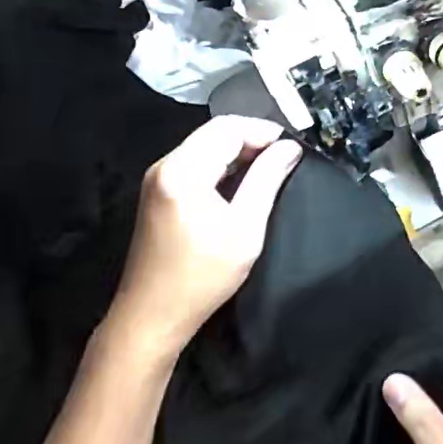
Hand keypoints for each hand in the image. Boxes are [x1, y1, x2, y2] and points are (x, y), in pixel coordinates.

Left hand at [109, 115, 301, 354]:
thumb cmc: (201, 277)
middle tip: (283, 154)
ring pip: (204, 144)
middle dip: (250, 137)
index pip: (227, 128)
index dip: (262, 130)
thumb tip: (288, 148)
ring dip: (236, 149)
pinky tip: (241, 179)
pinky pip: (194, 161)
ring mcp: (157, 177)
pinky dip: (220, 162)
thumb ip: (267, 181)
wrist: (151, 315)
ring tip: (268, 165)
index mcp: (182, 170)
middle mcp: (164, 165)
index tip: (291, 144)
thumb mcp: (245, 229)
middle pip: (213, 132)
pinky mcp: (157, 190)